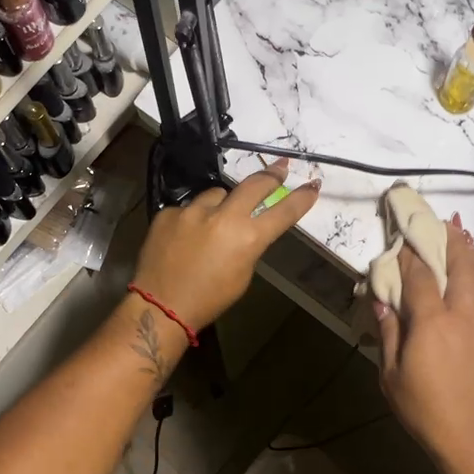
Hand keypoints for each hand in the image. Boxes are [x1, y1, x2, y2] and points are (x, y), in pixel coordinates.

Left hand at [131, 159, 319, 329]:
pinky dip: (191, 220)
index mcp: (247, 238)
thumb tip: (247, 229)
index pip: (283, 212)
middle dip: (270, 175)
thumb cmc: (209, 300)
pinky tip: (184, 239)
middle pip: (254, 185)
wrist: (161, 306)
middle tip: (281, 167)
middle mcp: (223, 216)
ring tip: (211, 226)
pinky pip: (188, 209)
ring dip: (220, 205)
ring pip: (216, 195)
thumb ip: (248, 246)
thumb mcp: (241, 276)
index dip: (301, 198)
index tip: (313, 185)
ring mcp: (192, 210)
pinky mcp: (168, 212)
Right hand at [376, 215, 473, 461]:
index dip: (411, 255)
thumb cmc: (423, 409)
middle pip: (462, 264)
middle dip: (450, 242)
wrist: (472, 435)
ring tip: (464, 240)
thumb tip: (382, 300)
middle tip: (441, 225)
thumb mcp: (390, 375)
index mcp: (433, 323)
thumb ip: (388, 333)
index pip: (421, 276)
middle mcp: (466, 313)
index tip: (403, 240)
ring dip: (473, 254)